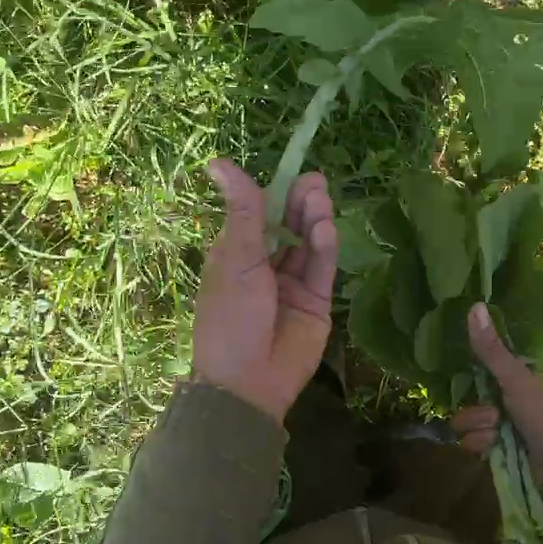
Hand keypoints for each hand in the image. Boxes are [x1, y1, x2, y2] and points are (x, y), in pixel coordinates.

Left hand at [192, 159, 337, 424]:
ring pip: (308, 244)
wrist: (247, 382)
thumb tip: (217, 161)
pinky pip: (323, 269)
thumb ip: (241, 210)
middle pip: (289, 226)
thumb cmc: (229, 317)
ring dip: (314, 220)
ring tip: (320, 198)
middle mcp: (266, 266)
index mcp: (237, 255)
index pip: (260, 215)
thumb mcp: (234, 258)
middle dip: (300, 203)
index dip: (276, 194)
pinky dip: (325, 247)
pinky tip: (325, 228)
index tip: (293, 172)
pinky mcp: (318, 302)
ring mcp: (293, 285)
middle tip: (315, 182)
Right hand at [450, 302, 542, 457]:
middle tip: (495, 418)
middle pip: (464, 405)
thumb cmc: (542, 412)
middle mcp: (500, 404)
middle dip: (475, 415)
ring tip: (498, 436)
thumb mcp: (515, 378)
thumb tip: (474, 305)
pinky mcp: (495, 453)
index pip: (473, 377)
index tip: (470, 383)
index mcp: (509, 382)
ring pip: (465, 427)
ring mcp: (497, 429)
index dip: (468, 382)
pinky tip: (498, 450)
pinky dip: (483, 448)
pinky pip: (471, 446)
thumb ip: (491, 349)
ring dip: (479, 432)